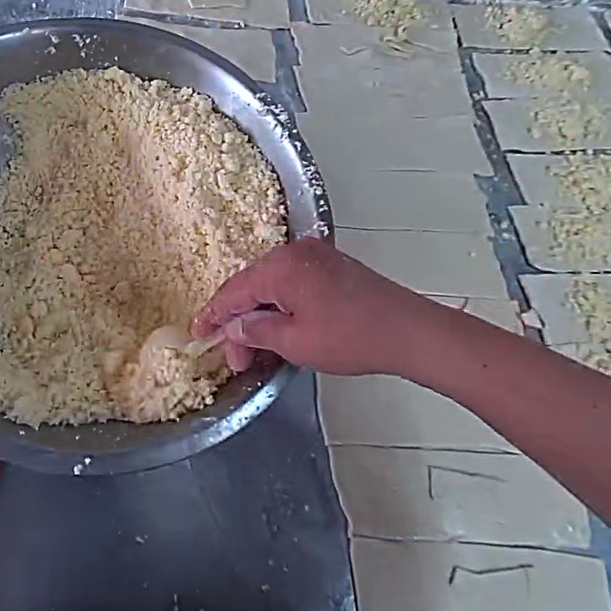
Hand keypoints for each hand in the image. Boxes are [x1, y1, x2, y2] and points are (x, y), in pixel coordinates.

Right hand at [192, 237, 452, 374]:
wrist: (412, 332)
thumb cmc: (353, 339)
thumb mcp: (296, 343)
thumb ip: (255, 332)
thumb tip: (233, 328)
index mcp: (280, 266)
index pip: (233, 291)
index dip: (212, 316)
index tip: (197, 335)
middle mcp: (293, 252)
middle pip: (250, 286)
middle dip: (238, 322)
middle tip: (235, 358)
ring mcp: (313, 255)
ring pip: (270, 285)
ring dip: (259, 315)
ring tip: (256, 349)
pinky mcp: (329, 264)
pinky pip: (290, 282)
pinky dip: (279, 304)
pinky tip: (277, 328)